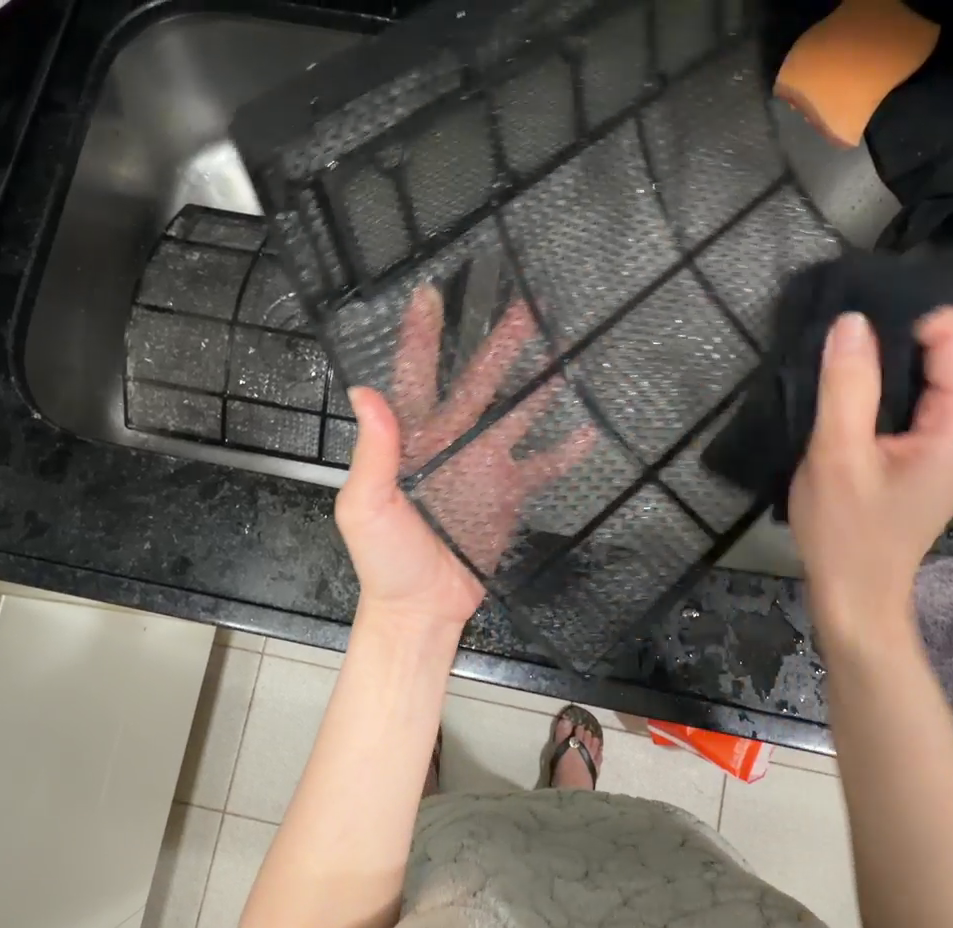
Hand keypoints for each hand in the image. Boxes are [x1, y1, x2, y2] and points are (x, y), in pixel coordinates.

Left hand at [334, 285, 595, 626]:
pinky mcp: (508, 495)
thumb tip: (364, 392)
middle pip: (477, 384)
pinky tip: (588, 429)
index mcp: (411, 440)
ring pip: (516, 414)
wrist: (422, 607)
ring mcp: (483, 467)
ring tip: (564, 349)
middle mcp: (450, 443)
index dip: (420, 337)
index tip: (430, 295)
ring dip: (538, 385)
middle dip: (498, 344)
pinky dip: (565, 451)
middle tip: (524, 304)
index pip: (415, 377)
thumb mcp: (365, 506)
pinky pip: (542, 467)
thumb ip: (372, 453)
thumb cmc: (385, 559)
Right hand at [787, 308, 952, 645]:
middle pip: (949, 345)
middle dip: (893, 341)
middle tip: (836, 359)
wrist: (857, 591)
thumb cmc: (846, 531)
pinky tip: (852, 405)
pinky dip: (889, 390)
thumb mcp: (837, 455)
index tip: (850, 341)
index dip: (903, 321)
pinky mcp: (943, 446)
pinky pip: (923, 394)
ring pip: (933, 368)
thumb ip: (848, 385)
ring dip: (887, 367)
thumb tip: (851, 321)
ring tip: (839, 380)